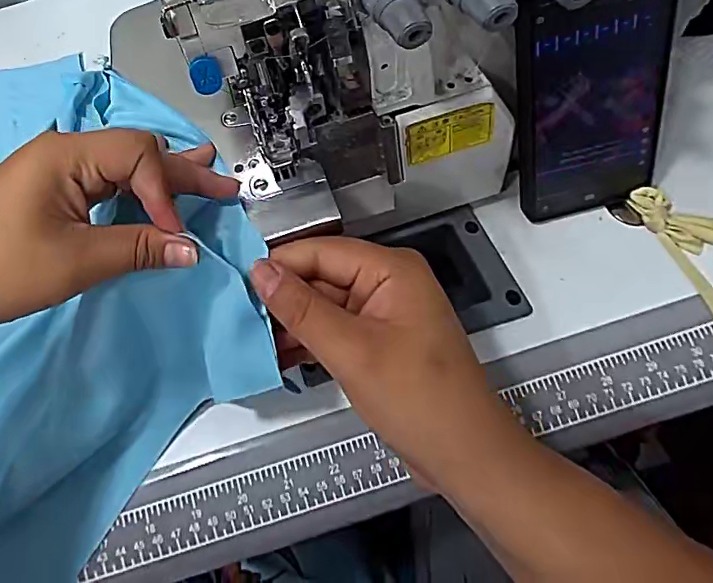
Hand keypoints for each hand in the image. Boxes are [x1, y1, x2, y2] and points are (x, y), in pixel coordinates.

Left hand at [0, 129, 240, 342]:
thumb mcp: (74, 261)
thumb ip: (138, 248)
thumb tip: (190, 250)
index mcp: (65, 153)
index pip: (138, 155)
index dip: (166, 192)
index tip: (178, 236)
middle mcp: (61, 151)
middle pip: (134, 153)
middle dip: (180, 173)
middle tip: (225, 187)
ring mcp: (52, 169)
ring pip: (120, 166)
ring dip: (160, 179)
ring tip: (203, 178)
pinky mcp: (47, 191)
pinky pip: (102, 182)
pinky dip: (134, 191)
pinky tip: (155, 195)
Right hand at [251, 238, 528, 490]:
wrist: (470, 462)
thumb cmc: (426, 403)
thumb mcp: (352, 351)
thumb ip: (302, 309)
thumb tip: (262, 272)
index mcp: (391, 268)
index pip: (321, 251)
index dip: (280, 264)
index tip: (242, 279)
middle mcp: (388, 282)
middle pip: (321, 276)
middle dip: (284, 297)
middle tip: (245, 314)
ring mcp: (384, 312)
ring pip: (325, 304)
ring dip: (294, 322)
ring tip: (257, 337)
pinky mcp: (379, 340)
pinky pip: (336, 328)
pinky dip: (311, 339)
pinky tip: (283, 354)